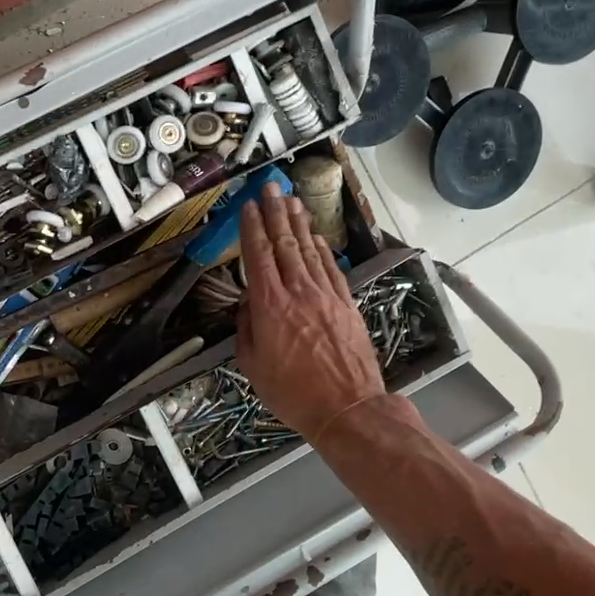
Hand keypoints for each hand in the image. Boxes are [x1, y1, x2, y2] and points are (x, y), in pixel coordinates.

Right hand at [236, 182, 389, 441]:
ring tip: (292, 201)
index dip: (252, 228)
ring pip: (309, 250)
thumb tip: (249, 305)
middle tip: (270, 187)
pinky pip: (331, 269)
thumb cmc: (292, 393)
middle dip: (275, 213)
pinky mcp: (345, 304)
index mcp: (269, 306)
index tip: (247, 206)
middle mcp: (298, 292)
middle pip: (285, 243)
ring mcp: (325, 296)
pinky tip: (317, 236)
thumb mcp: (252, 366)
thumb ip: (246, 329)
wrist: (348, 408)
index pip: (259, 256)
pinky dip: (322, 249)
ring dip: (299, 223)